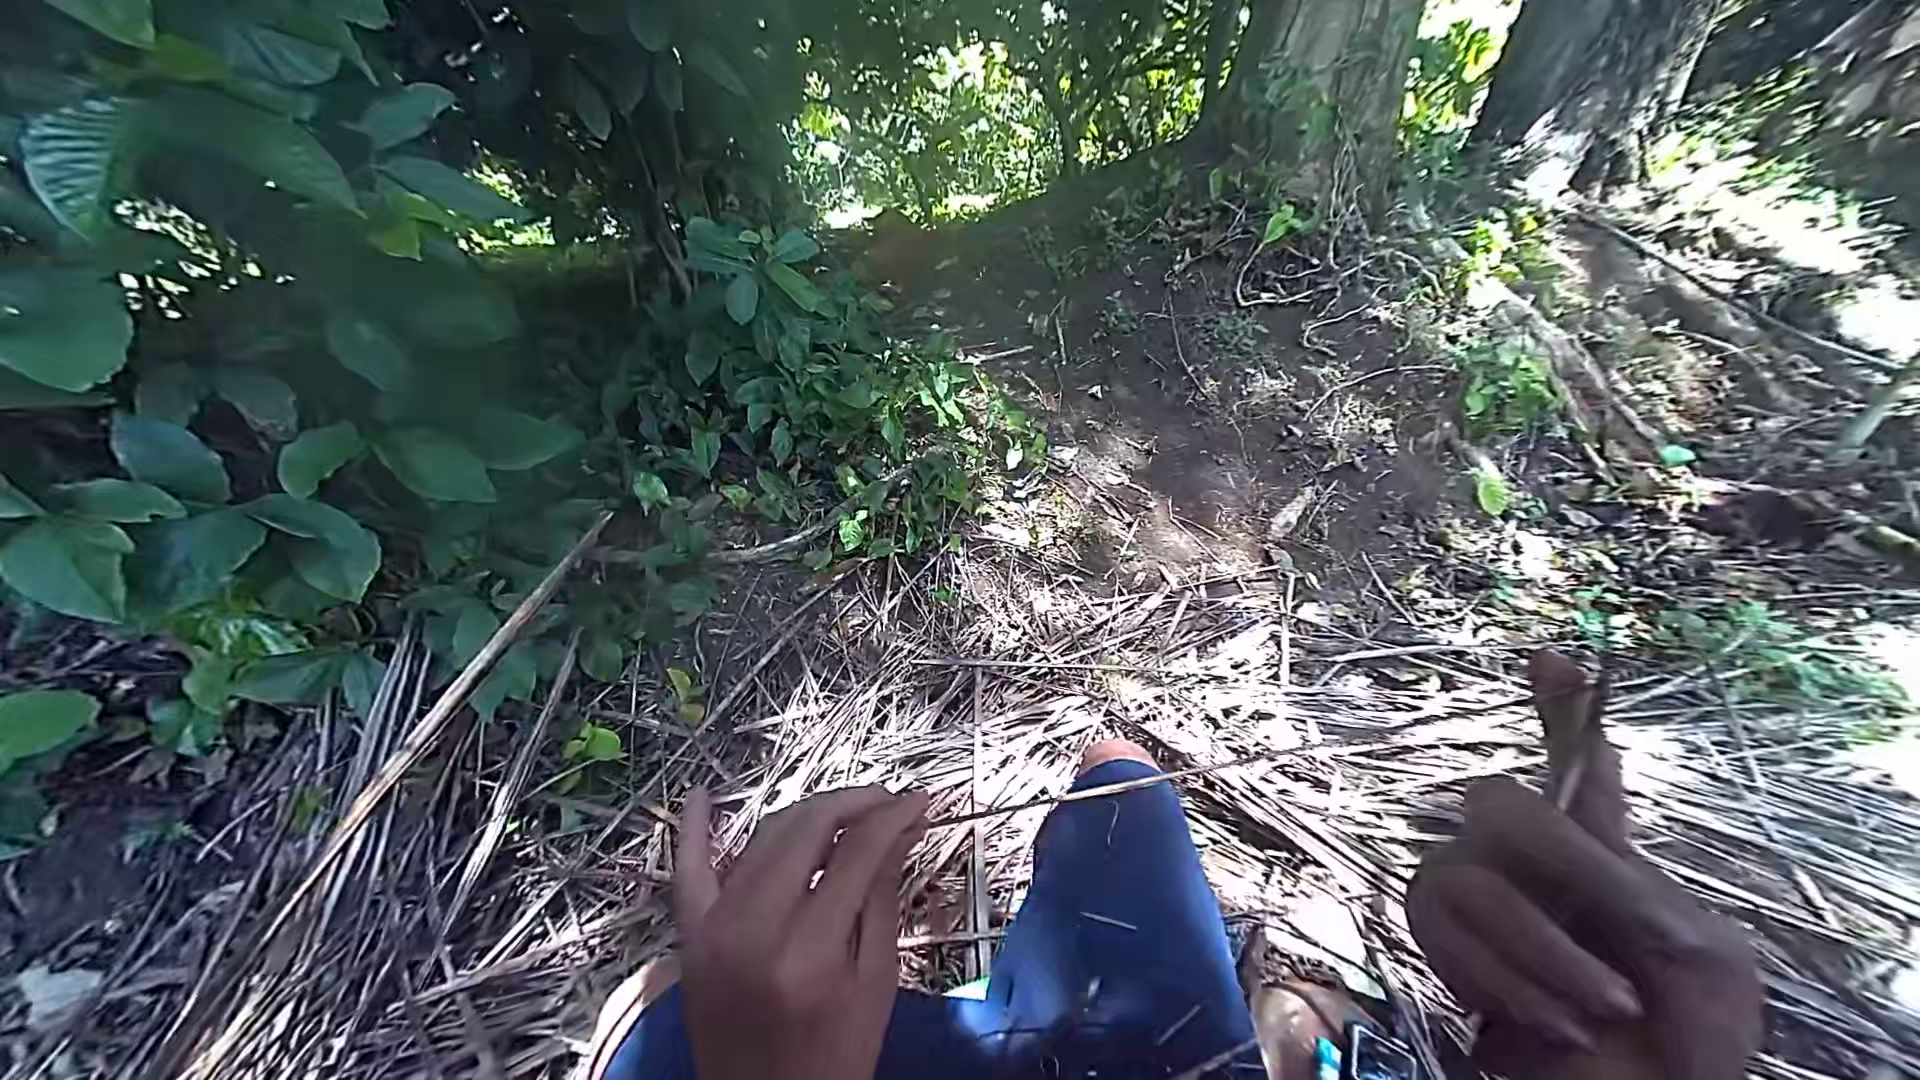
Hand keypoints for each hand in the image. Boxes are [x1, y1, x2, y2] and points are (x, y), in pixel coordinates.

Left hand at [674, 785, 928, 1079]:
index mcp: (808, 950)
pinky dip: (691, 831)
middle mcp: (754, 928)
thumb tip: (904, 822)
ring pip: (767, 835)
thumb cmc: (837, 1056)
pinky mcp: (690, 937)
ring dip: (811, 812)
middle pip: (809, 828)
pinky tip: (699, 794)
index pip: (857, 852)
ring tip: (847, 810)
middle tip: (886, 802)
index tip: (918, 799)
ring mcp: (713, 929)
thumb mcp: (876, 980)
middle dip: (854, 803)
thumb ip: (882, 892)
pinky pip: (688, 872)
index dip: (892, 816)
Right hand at [1408, 652, 1761, 1079]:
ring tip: (1591, 1008)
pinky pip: (1436, 920)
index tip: (1550, 656)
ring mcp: (1469, 882)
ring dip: (1537, 953)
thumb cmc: (1682, 1038)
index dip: (1561, 708)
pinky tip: (1543, 1016)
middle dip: (1555, 871)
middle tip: (1608, 953)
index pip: (1575, 761)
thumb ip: (1626, 881)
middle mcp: (1522, 852)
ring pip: (1464, 874)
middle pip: (1498, 802)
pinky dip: (1498, 977)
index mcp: (1599, 850)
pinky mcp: (1432, 922)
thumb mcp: (1695, 957)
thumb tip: (1554, 828)